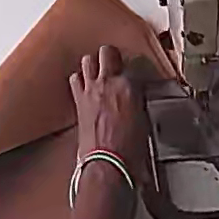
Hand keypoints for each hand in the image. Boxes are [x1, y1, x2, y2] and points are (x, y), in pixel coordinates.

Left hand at [68, 45, 148, 214]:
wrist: (107, 167)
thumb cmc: (129, 151)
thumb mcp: (143, 122)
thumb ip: (137, 102)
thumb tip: (134, 98)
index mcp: (129, 87)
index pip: (133, 64)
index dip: (134, 69)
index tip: (136, 75)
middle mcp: (108, 82)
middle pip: (107, 52)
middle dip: (111, 56)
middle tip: (115, 64)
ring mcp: (91, 89)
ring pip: (87, 60)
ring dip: (93, 64)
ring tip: (99, 72)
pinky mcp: (79, 100)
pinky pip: (75, 79)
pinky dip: (80, 79)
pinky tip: (86, 86)